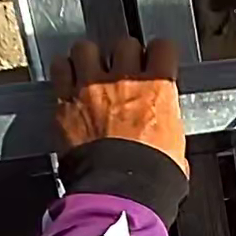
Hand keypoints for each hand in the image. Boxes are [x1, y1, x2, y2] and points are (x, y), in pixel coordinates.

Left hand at [51, 37, 186, 175]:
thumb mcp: (176, 152)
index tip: (156, 63)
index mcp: (158, 88)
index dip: (158, 56)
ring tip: (90, 73)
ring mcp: (92, 87)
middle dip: (124, 58)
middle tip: (123, 75)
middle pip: (125, 44)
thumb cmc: (150, 177)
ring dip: (89, 59)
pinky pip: (60, 68)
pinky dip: (63, 72)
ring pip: (87, 48)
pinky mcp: (65, 101)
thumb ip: (170, 133)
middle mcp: (124, 79)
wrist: (119, 191)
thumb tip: (169, 141)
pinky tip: (67, 82)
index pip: (162, 48)